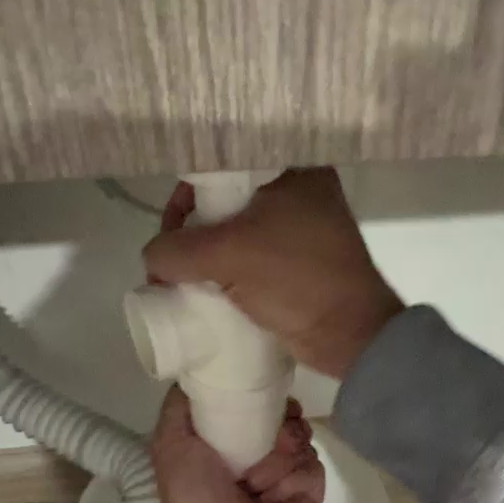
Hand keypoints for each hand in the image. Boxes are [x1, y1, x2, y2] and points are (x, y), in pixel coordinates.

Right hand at [144, 168, 404, 378]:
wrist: (351, 337)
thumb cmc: (297, 280)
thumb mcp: (229, 255)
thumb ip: (178, 249)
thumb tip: (152, 258)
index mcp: (294, 169)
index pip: (224, 164)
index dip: (188, 192)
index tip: (170, 227)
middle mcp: (300, 191)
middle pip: (225, 200)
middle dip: (192, 231)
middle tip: (170, 260)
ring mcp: (301, 229)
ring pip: (235, 232)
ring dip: (205, 255)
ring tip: (180, 280)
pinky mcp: (298, 264)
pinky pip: (249, 257)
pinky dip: (225, 271)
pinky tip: (204, 289)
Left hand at [149, 386, 324, 502]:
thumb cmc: (192, 497)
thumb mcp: (170, 443)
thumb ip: (181, 404)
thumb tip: (197, 369)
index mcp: (231, 441)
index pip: (258, 402)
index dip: (261, 393)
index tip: (260, 389)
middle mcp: (264, 452)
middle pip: (286, 413)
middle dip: (277, 418)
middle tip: (262, 438)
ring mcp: (290, 470)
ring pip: (300, 435)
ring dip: (277, 456)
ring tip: (255, 483)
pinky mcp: (311, 489)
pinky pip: (311, 464)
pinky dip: (290, 478)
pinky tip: (273, 497)